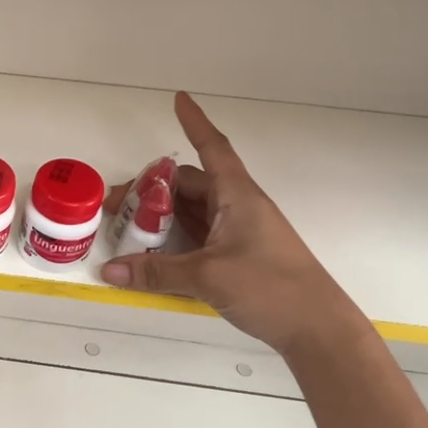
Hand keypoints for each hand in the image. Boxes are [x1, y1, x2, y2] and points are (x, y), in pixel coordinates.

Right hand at [102, 92, 365, 354]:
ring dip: (159, 215)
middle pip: (188, 184)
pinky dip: (173, 237)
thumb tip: (109, 270)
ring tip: (126, 229)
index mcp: (237, 196)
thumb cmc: (271, 288)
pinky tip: (152, 252)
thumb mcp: (207, 277)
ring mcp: (238, 232)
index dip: (194, 123)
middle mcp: (237, 207)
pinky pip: (197, 235)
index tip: (179, 99)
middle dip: (151, 189)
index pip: (212, 149)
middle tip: (115, 207)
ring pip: (190, 211)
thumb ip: (156, 272)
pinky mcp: (238, 256)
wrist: (318, 329)